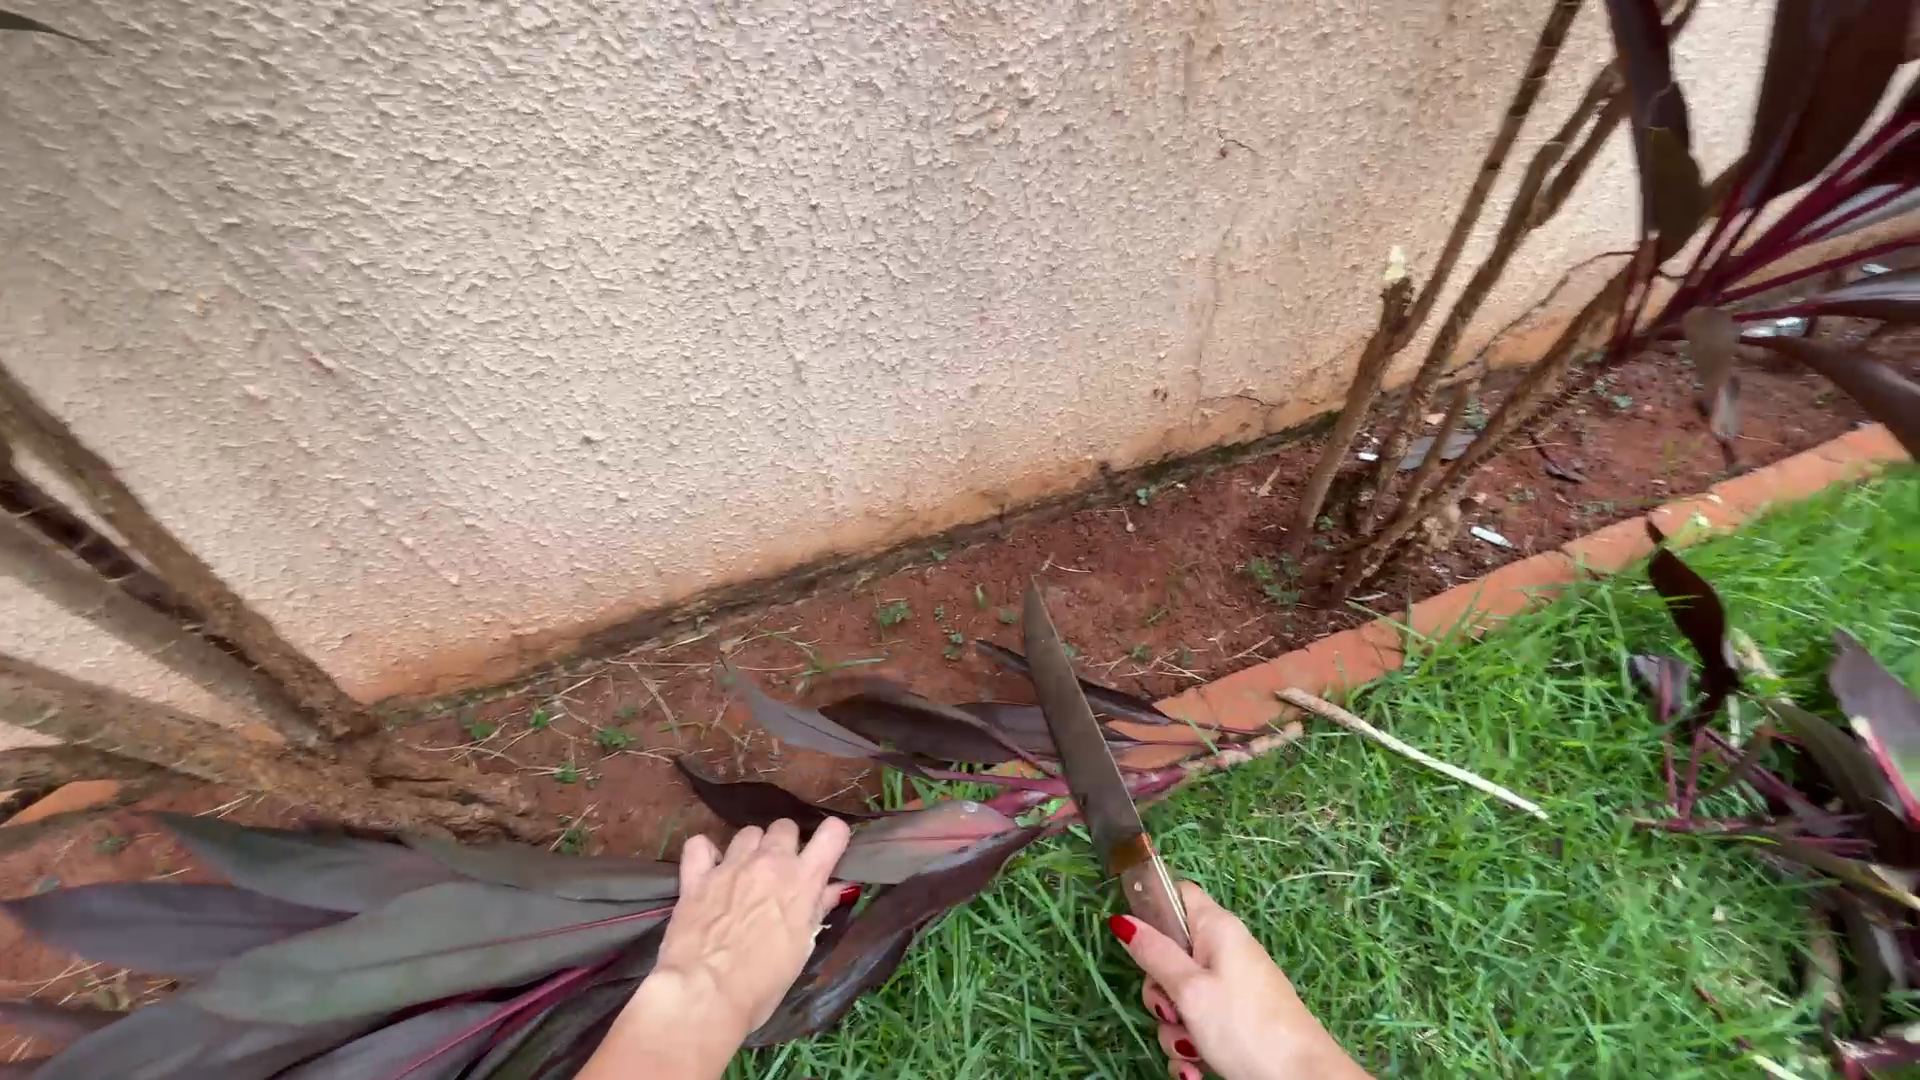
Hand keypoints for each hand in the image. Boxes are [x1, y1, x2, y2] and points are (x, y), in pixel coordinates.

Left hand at [580, 818, 853, 1079]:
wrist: (703, 997)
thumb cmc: (762, 985)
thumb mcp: (801, 949)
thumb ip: (819, 908)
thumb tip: (837, 888)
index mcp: (803, 879)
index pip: (833, 832)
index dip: (833, 838)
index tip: (827, 852)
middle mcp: (770, 861)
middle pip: (785, 826)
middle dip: (785, 845)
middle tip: (779, 874)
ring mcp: (731, 865)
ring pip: (748, 833)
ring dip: (750, 850)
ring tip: (743, 875)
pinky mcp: (696, 876)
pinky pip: (700, 844)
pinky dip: (704, 853)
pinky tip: (707, 870)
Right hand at [1109, 881, 1370, 1079]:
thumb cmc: (1245, 1026)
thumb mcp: (1189, 990)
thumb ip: (1153, 953)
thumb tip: (1122, 919)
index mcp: (1216, 927)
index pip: (1176, 892)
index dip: (1150, 906)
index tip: (1135, 938)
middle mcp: (1223, 950)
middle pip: (1170, 952)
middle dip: (1160, 989)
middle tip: (1170, 1010)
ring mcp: (1230, 987)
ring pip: (1180, 995)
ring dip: (1174, 1028)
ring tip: (1190, 1050)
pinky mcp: (1236, 1020)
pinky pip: (1198, 1022)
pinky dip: (1192, 1046)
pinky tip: (1197, 1069)